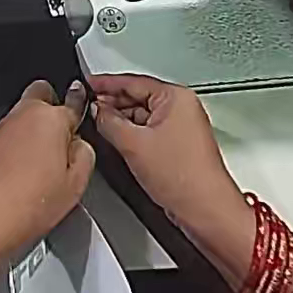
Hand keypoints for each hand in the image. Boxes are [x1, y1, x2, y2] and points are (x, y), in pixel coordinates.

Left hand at [0, 80, 95, 284]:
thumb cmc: (23, 203)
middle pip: (42, 92)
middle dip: (53, 104)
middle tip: (64, 133)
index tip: (82, 102)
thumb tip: (80, 147)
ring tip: (47, 162)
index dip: (80, 104)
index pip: (72, 101)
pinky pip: (12, 133)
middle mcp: (23, 115)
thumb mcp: (76, 184)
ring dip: (36, 127)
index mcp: (51, 118)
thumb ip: (85, 155)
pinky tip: (27, 171)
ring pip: (25, 113)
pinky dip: (20, 143)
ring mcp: (3, 127)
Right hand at [91, 73, 240, 231]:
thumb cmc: (185, 178)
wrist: (205, 210)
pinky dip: (131, 133)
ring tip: (99, 125)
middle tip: (88, 107)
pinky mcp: (177, 144)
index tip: (87, 84)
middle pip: (137, 96)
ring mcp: (181, 126)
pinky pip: (148, 130)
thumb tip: (96, 110)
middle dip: (111, 103)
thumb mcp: (132, 143)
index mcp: (176, 97)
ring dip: (120, 120)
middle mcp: (182, 108)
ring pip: (141, 114)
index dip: (105, 83)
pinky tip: (117, 140)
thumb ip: (107, 120)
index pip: (132, 81)